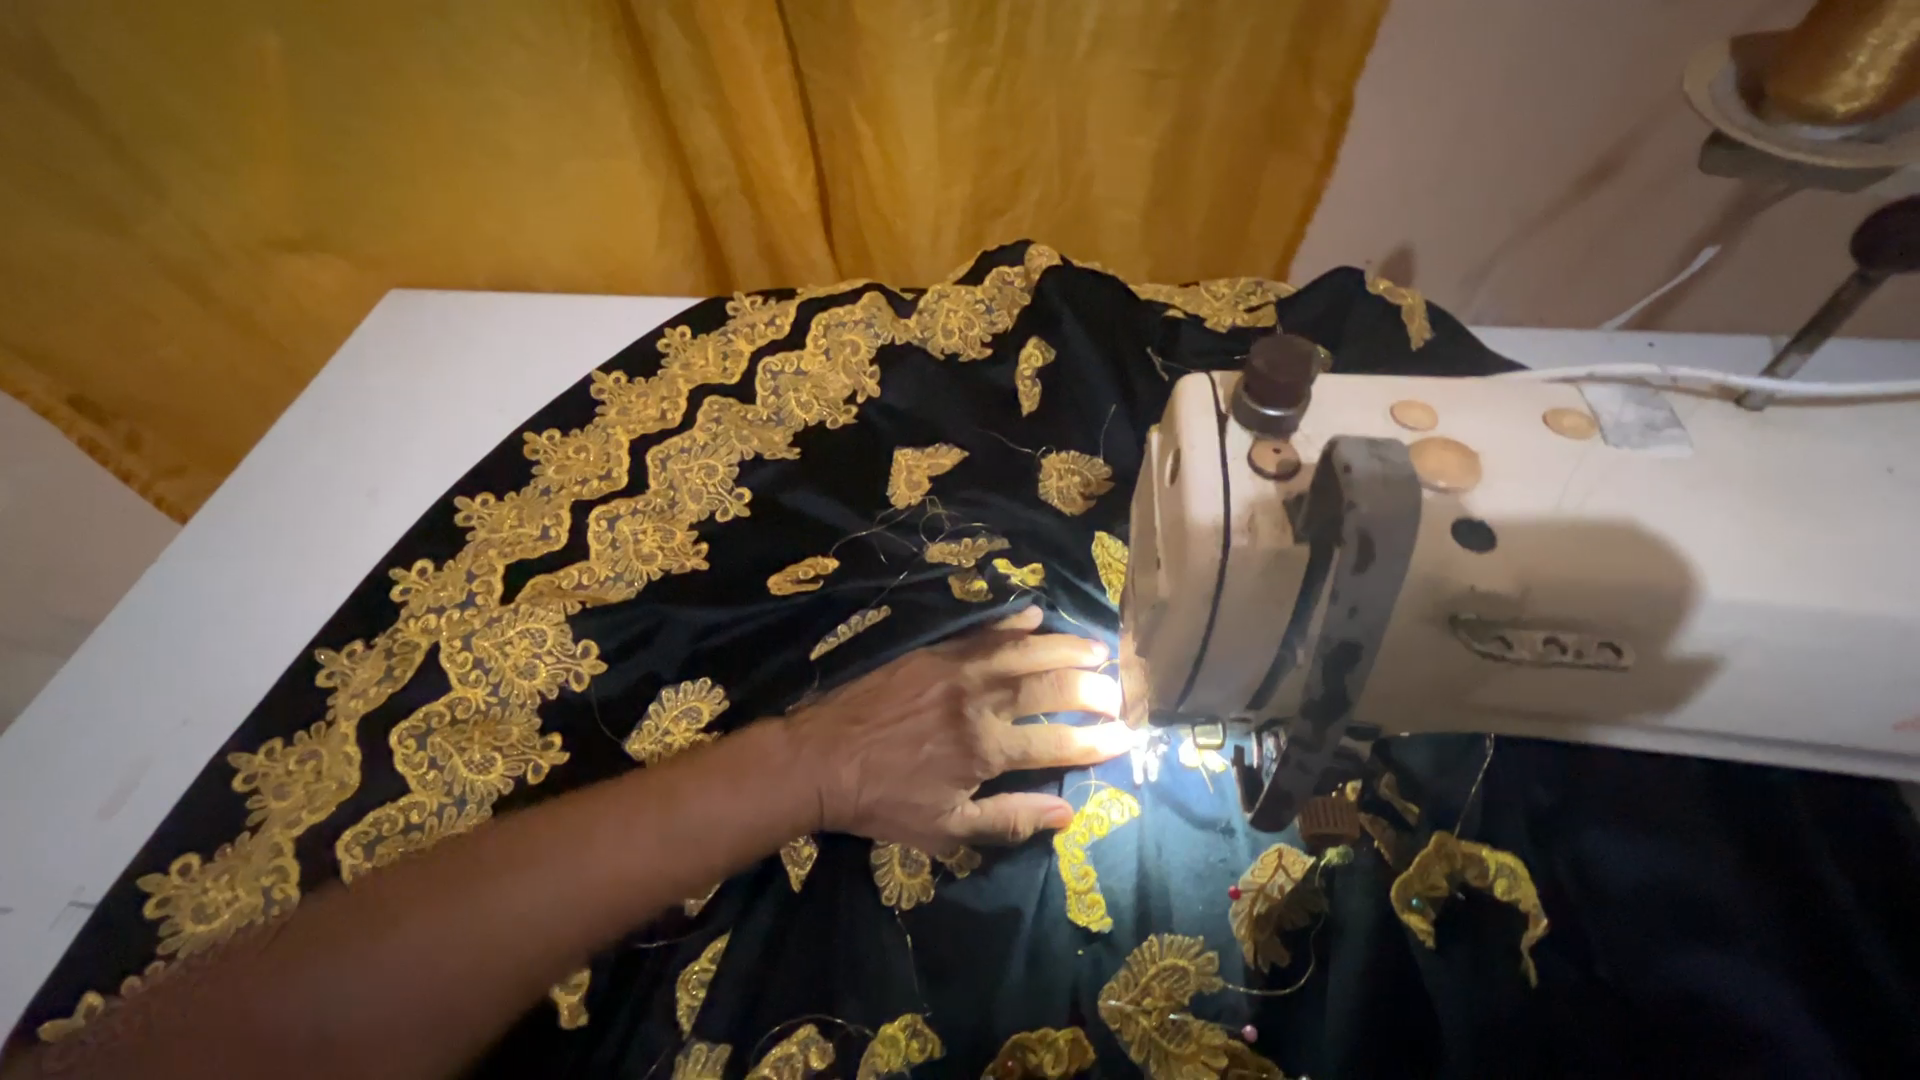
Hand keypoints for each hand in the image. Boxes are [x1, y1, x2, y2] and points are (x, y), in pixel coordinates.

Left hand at [783, 606, 1133, 850]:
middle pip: (1051, 688)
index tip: (1126, 736)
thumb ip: (1008, 820)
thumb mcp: (944, 829)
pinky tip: (1035, 615)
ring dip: (1066, 647)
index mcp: (986, 750)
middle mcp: (981, 703)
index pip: (1058, 742)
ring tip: (1098, 647)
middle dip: (1094, 689)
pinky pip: (982, 632)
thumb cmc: (883, 800)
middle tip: (1121, 690)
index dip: (1097, 740)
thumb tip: (1066, 814)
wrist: (821, 758)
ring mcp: (957, 671)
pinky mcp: (934, 653)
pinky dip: (1012, 623)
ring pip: (1024, 652)